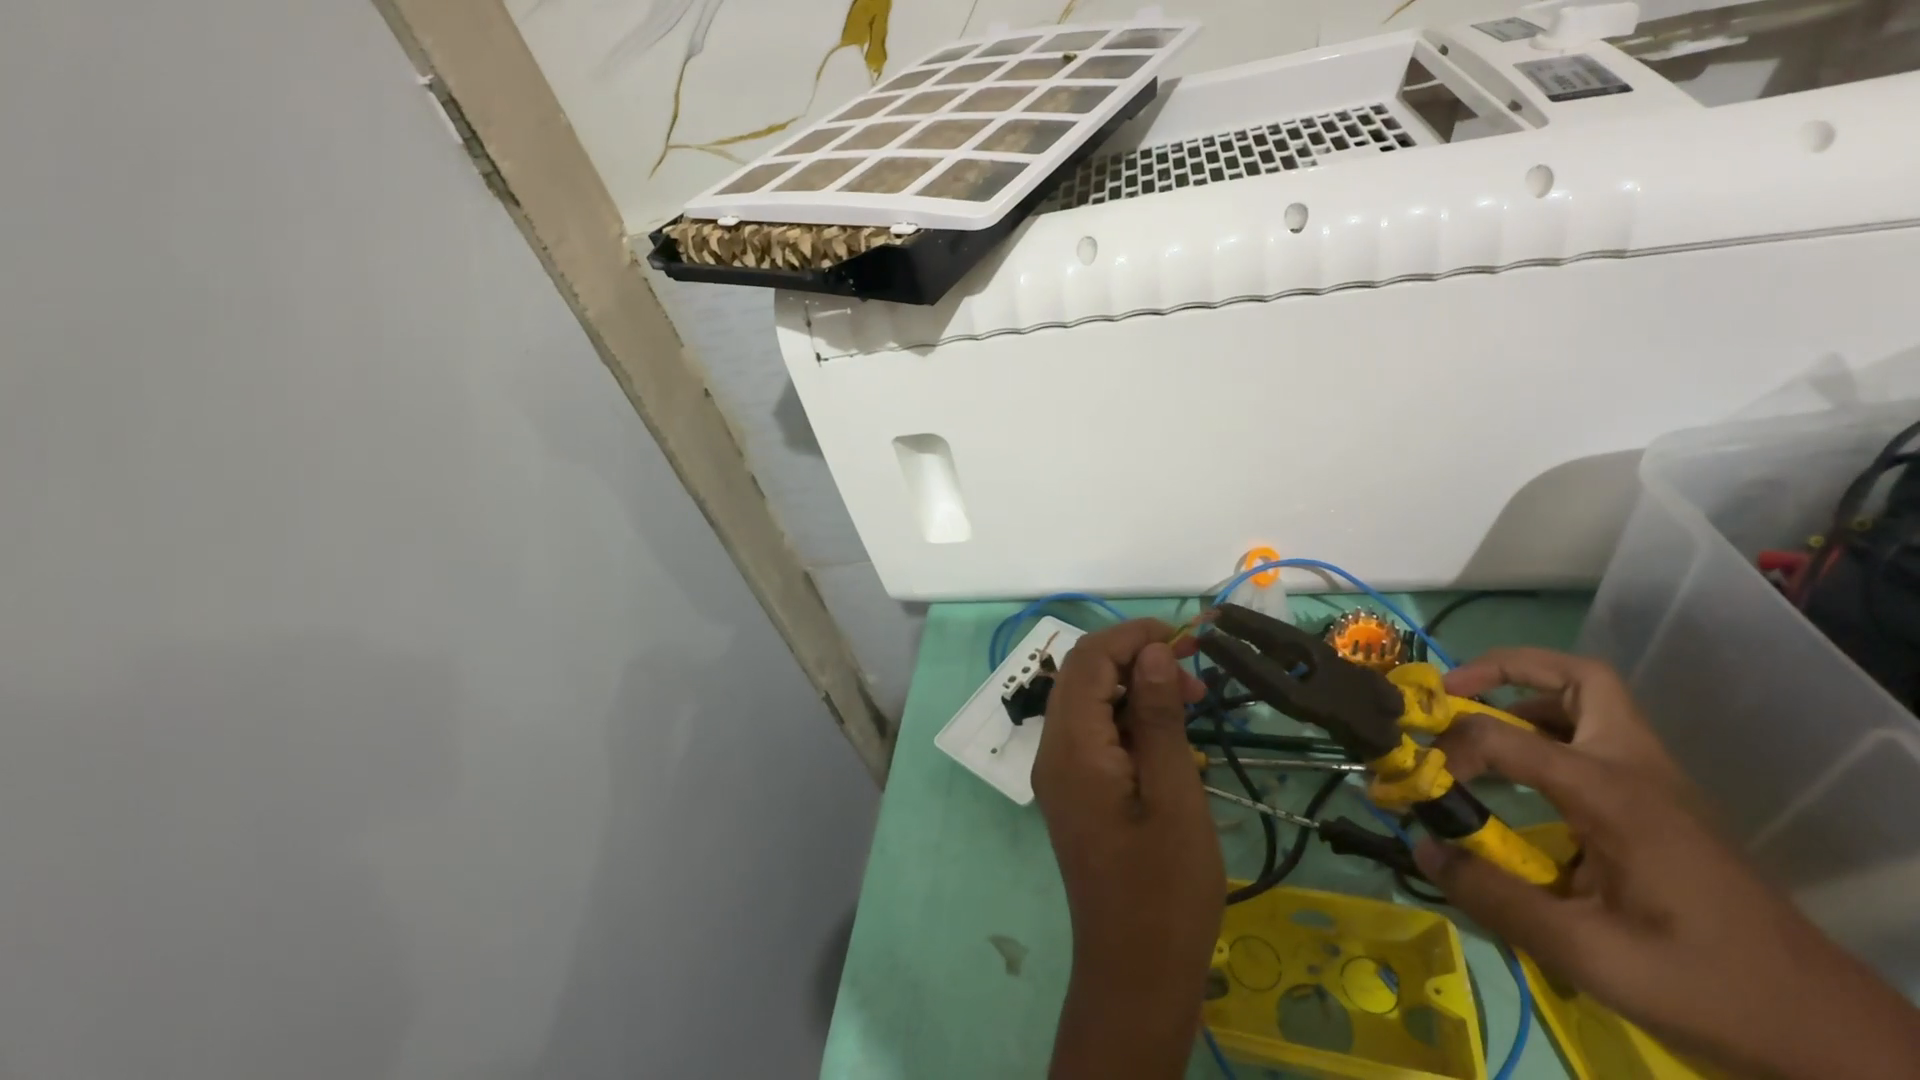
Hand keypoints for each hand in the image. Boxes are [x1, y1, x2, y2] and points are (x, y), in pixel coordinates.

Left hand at [1033, 619, 1213, 1079]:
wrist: (1135, 969)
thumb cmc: (1164, 888)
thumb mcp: (1174, 794)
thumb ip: (1159, 717)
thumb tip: (1153, 650)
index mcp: (1071, 748)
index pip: (1086, 661)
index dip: (1132, 636)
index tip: (1187, 638)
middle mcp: (1053, 754)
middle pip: (1083, 678)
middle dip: (1136, 661)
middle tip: (1198, 680)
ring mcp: (1060, 776)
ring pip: (1090, 705)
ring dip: (1137, 691)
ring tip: (1194, 705)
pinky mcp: (1076, 795)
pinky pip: (1095, 736)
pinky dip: (1131, 721)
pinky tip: (1171, 736)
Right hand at [1415, 648, 1919, 1079]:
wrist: (1814, 1023)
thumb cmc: (1697, 981)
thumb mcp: (1584, 952)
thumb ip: (1494, 897)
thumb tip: (1422, 847)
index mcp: (1615, 793)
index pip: (1510, 737)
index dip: (1453, 748)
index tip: (1419, 779)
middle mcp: (1638, 770)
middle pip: (1580, 678)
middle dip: (1509, 669)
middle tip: (1453, 692)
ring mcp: (1657, 785)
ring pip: (1593, 705)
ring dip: (1530, 701)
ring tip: (1477, 733)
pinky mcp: (1662, 807)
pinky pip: (1599, 744)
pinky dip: (1549, 738)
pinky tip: (1521, 786)